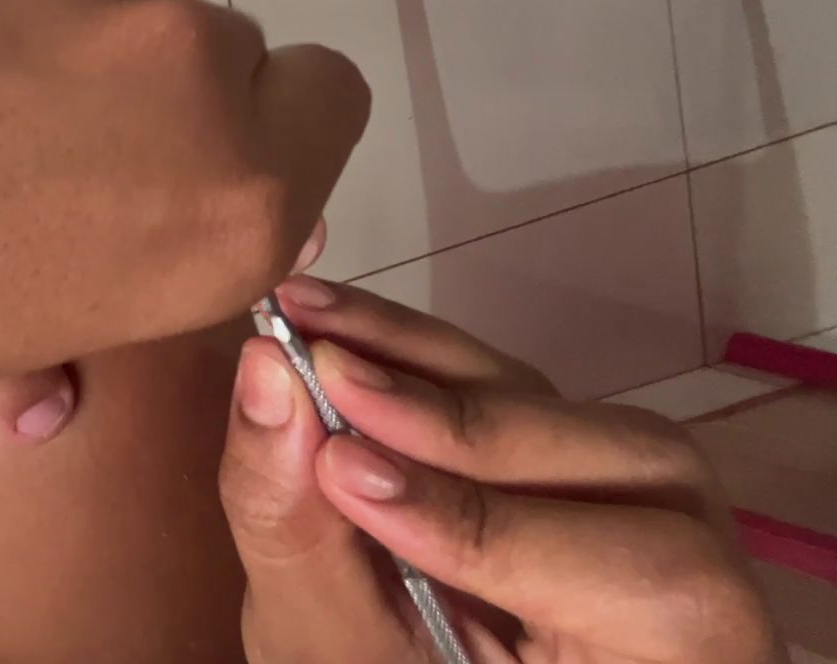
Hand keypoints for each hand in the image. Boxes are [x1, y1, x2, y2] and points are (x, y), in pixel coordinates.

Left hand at [0, 0, 369, 427]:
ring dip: (35, 20)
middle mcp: (186, 63)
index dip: (251, 128)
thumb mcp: (22, 323)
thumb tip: (100, 215)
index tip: (170, 152)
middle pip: (200, 39)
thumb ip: (111, 250)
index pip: (318, 107)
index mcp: (233, 200)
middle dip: (128, 85)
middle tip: (12, 138)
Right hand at [220, 277, 784, 663]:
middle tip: (320, 370)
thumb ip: (292, 518)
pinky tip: (323, 320)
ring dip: (414, 351)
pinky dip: (397, 344)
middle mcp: (683, 589)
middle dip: (457, 418)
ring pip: (549, 399)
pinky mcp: (537, 451)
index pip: (658, 593)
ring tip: (302, 316)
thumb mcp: (313, 634)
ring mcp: (613, 504)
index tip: (343, 472)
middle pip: (630, 467)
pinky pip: (487, 379)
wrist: (349, 648)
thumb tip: (264, 366)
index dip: (493, 523)